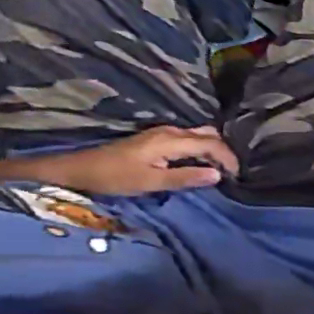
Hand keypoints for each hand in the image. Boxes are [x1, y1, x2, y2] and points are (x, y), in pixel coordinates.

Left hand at [25, 125, 237, 195]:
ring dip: (214, 150)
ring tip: (220, 167)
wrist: (77, 169)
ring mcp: (164, 133)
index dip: (229, 159)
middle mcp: (171, 131)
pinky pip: (191, 139)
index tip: (237, 176)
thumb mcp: (151, 182)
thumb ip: (186, 177)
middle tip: (232, 172)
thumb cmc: (114, 177)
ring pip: (202, 135)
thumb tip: (218, 175)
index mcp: (172, 140)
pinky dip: (203, 149)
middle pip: (210, 136)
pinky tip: (202, 162)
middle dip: (226, 152)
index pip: (213, 144)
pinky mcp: (158, 138)